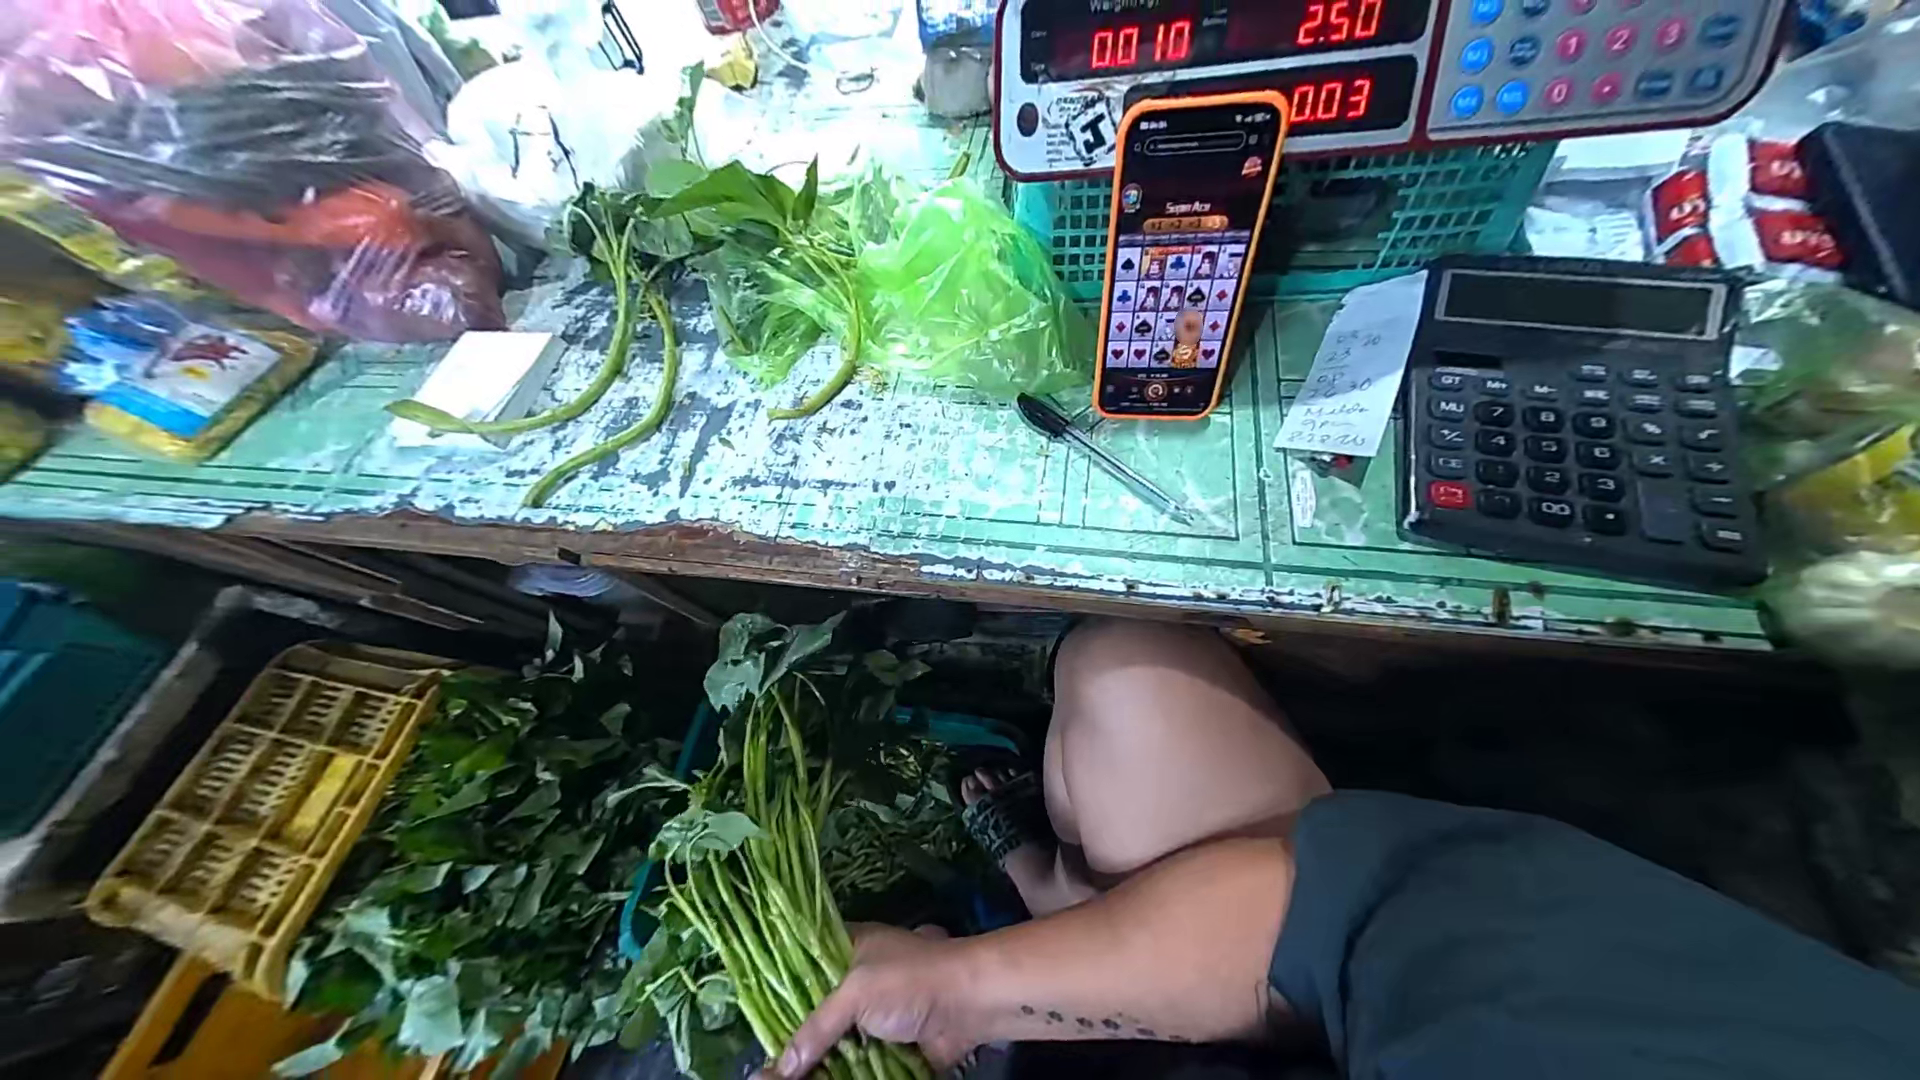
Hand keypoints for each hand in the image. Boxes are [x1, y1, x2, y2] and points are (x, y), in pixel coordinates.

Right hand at [756, 923, 976, 1078]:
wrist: (966, 1004)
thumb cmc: (910, 981)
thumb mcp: (856, 992)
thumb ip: (817, 1025)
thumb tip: (779, 1068)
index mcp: (850, 946)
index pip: (804, 961)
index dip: (781, 986)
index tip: (756, 1015)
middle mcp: (857, 976)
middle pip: (815, 1006)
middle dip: (794, 1036)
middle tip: (763, 1066)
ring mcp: (872, 1012)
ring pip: (832, 1039)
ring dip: (814, 1062)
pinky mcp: (886, 1043)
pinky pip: (852, 1062)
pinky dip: (838, 1074)